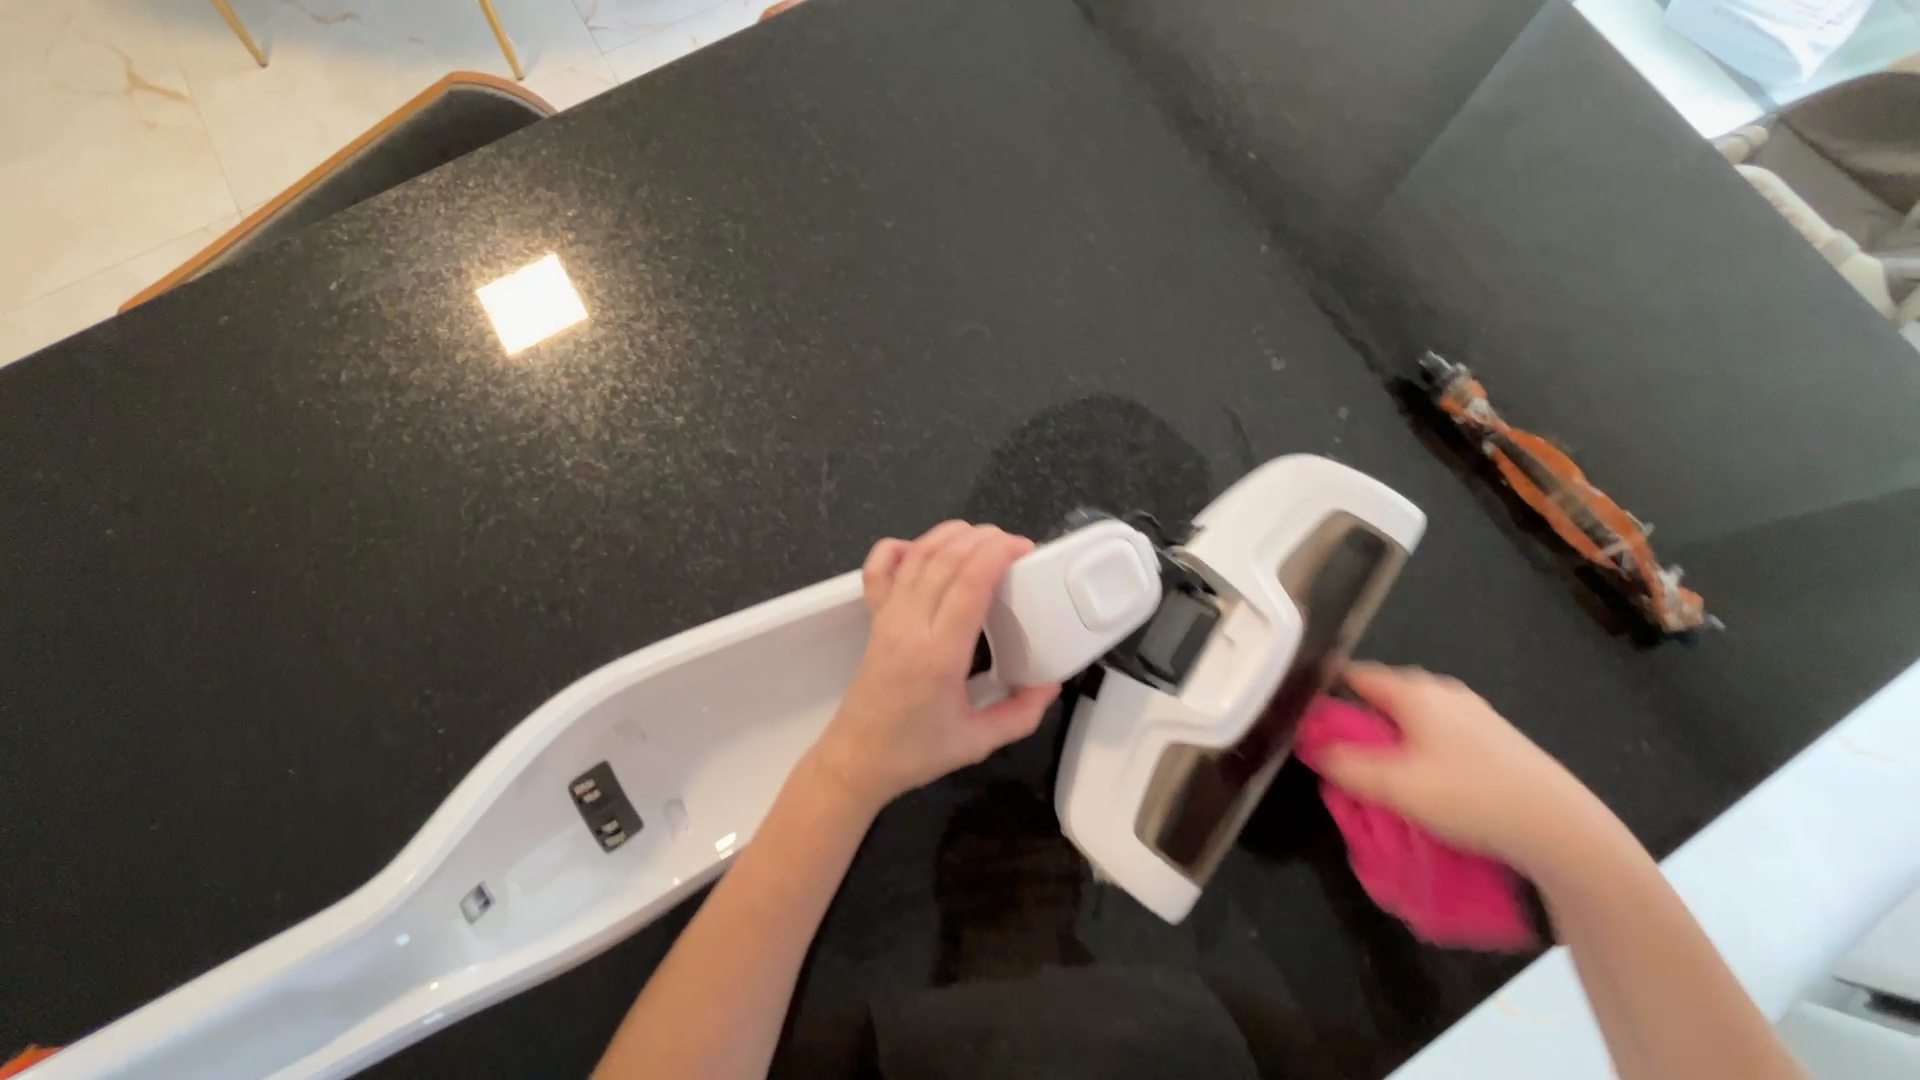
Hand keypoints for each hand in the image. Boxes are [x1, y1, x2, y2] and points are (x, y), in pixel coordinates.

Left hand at [808, 522, 1061, 811]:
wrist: (857, 758)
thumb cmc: (916, 751)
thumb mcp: (979, 742)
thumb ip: (1022, 714)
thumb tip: (1051, 683)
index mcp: (939, 656)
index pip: (969, 585)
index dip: (998, 555)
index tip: (1025, 549)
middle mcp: (910, 627)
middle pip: (946, 560)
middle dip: (984, 539)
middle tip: (1014, 545)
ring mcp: (887, 618)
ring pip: (917, 557)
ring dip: (951, 536)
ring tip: (983, 537)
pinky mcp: (874, 618)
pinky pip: (879, 570)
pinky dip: (900, 548)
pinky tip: (923, 547)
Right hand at [1316, 662, 1617, 873]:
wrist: (1562, 829)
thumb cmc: (1470, 797)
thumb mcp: (1393, 787)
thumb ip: (1344, 765)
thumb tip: (1314, 748)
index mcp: (1414, 691)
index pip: (1353, 676)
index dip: (1326, 696)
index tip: (1310, 724)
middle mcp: (1443, 692)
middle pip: (1383, 697)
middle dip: (1358, 723)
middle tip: (1342, 757)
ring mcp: (1475, 714)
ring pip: (1413, 718)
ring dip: (1391, 741)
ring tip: (1382, 777)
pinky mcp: (1497, 740)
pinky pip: (1440, 735)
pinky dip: (1422, 751)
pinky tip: (1427, 785)